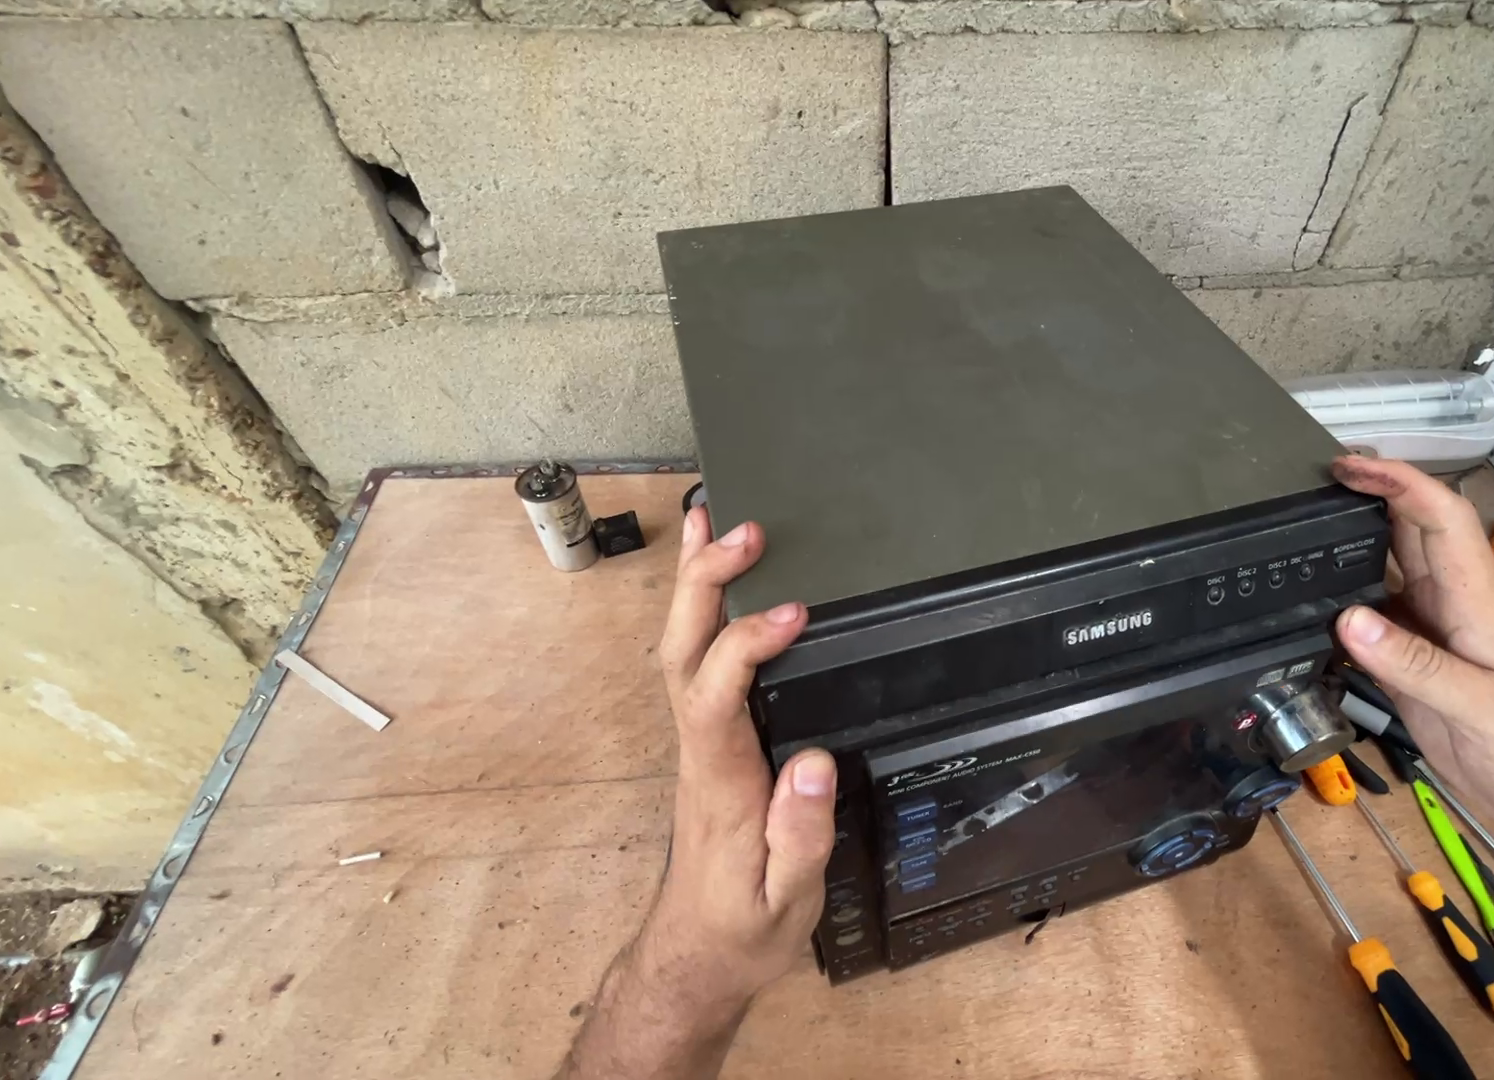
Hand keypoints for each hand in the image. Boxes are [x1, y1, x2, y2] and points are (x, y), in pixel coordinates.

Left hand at [650, 506, 837, 1000]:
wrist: (694, 948)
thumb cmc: (742, 923)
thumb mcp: (786, 901)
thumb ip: (801, 833)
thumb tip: (814, 759)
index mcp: (722, 780)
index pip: (719, 697)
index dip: (747, 645)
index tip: (795, 612)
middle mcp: (700, 747)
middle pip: (682, 652)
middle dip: (706, 585)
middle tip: (744, 533)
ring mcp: (696, 738)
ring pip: (679, 647)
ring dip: (694, 584)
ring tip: (711, 525)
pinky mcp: (704, 736)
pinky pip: (692, 660)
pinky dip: (697, 610)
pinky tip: (710, 579)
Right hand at [1330, 456, 1493, 847]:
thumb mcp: (1490, 710)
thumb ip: (1416, 665)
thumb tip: (1345, 617)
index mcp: (1477, 604)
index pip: (1440, 521)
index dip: (1398, 483)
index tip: (1349, 466)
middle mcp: (1450, 608)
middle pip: (1410, 532)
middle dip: (1371, 494)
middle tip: (1314, 479)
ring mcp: (1430, 636)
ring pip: (1388, 570)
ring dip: (1351, 540)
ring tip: (1301, 525)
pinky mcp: (1411, 666)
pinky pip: (1370, 620)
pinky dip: (1339, 599)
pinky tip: (1309, 598)